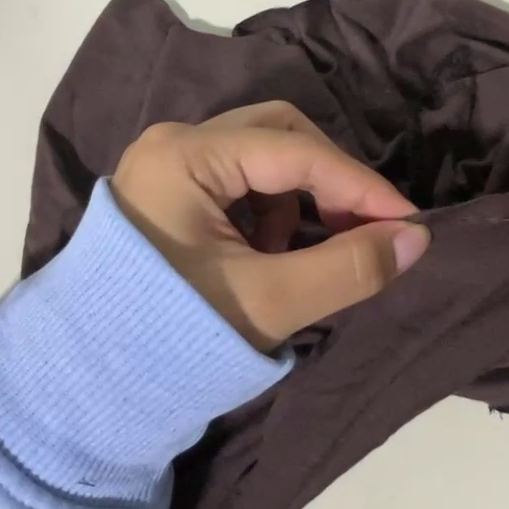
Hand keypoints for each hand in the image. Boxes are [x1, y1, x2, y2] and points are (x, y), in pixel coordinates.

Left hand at [110, 102, 431, 350]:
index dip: (358, 184)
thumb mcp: (269, 302)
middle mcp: (173, 144)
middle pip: (276, 133)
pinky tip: (266, 252)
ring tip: (294, 253)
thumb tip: (417, 238)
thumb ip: (347, 268)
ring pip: (260, 152)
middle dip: (326, 177)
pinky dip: (268, 206)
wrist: (92, 376)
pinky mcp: (169, 188)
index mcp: (184, 158)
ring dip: (296, 193)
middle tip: (358, 226)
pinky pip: (237, 178)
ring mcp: (167, 163)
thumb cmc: (175, 334)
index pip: (292, 151)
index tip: (407, 222)